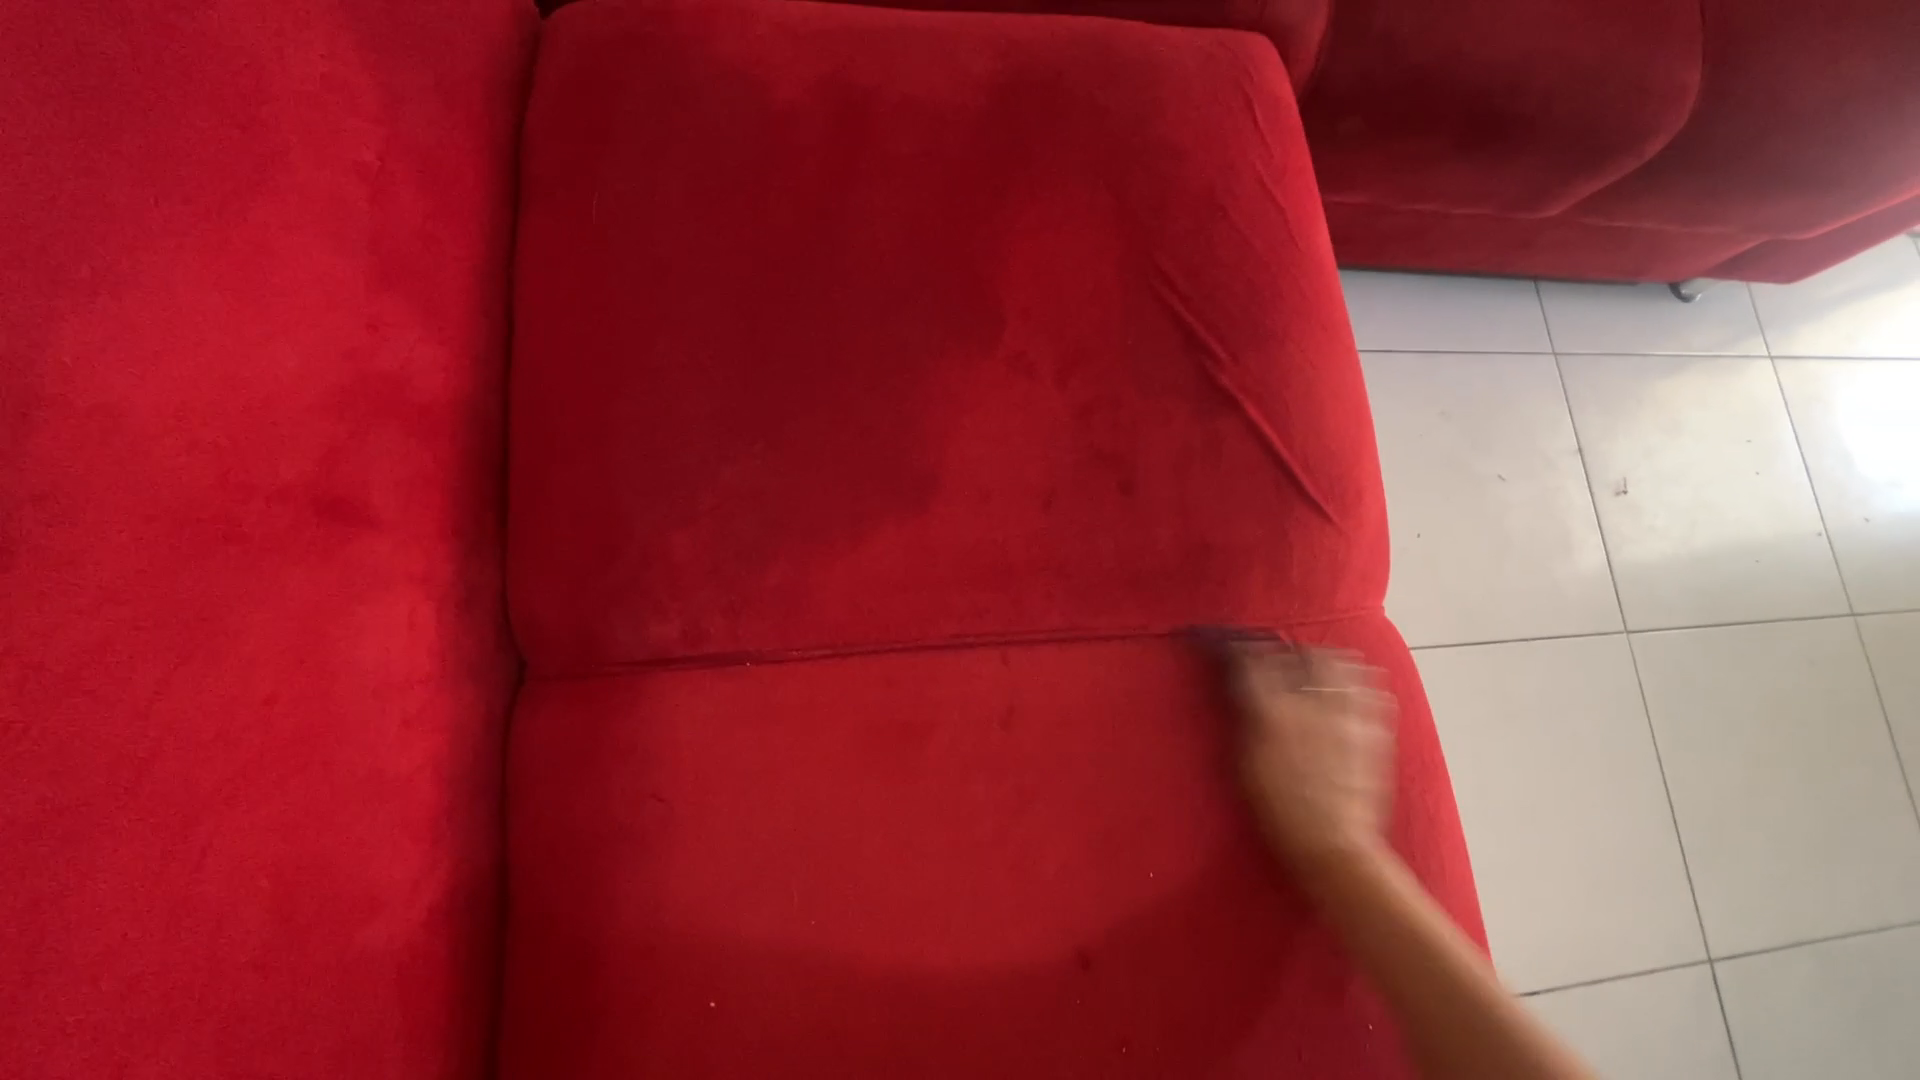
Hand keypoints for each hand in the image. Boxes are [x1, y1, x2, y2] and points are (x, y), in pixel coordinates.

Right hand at [1224, 643, 1396, 876]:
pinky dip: (1361, 686)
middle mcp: (1312, 705)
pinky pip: (1374, 693)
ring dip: (1329, 661)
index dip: (1244, 649)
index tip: (1239, 647)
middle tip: (1284, 658)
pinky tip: (1351, 696)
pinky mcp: (1375, 731)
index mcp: (1273, 712)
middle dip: (1292, 650)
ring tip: (1320, 670)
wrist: (1329, 842)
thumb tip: (1245, 687)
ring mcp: (1348, 716)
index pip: (1255, 663)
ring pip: (1344, 666)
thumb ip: (1248, 716)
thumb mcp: (1245, 760)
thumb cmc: (1276, 807)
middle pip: (1305, 654)